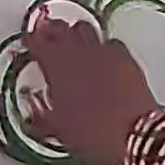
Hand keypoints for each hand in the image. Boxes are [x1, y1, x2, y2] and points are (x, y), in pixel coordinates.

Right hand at [24, 21, 157, 164]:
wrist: (135, 136)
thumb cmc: (94, 133)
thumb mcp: (60, 130)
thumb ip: (41, 119)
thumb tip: (32, 120)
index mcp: (56, 65)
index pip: (37, 42)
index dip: (31, 40)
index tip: (29, 42)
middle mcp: (79, 52)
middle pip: (61, 28)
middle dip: (52, 31)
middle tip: (48, 36)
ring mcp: (104, 52)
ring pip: (85, 29)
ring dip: (76, 33)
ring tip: (74, 41)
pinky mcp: (126, 58)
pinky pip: (111, 43)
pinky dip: (104, 47)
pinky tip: (103, 56)